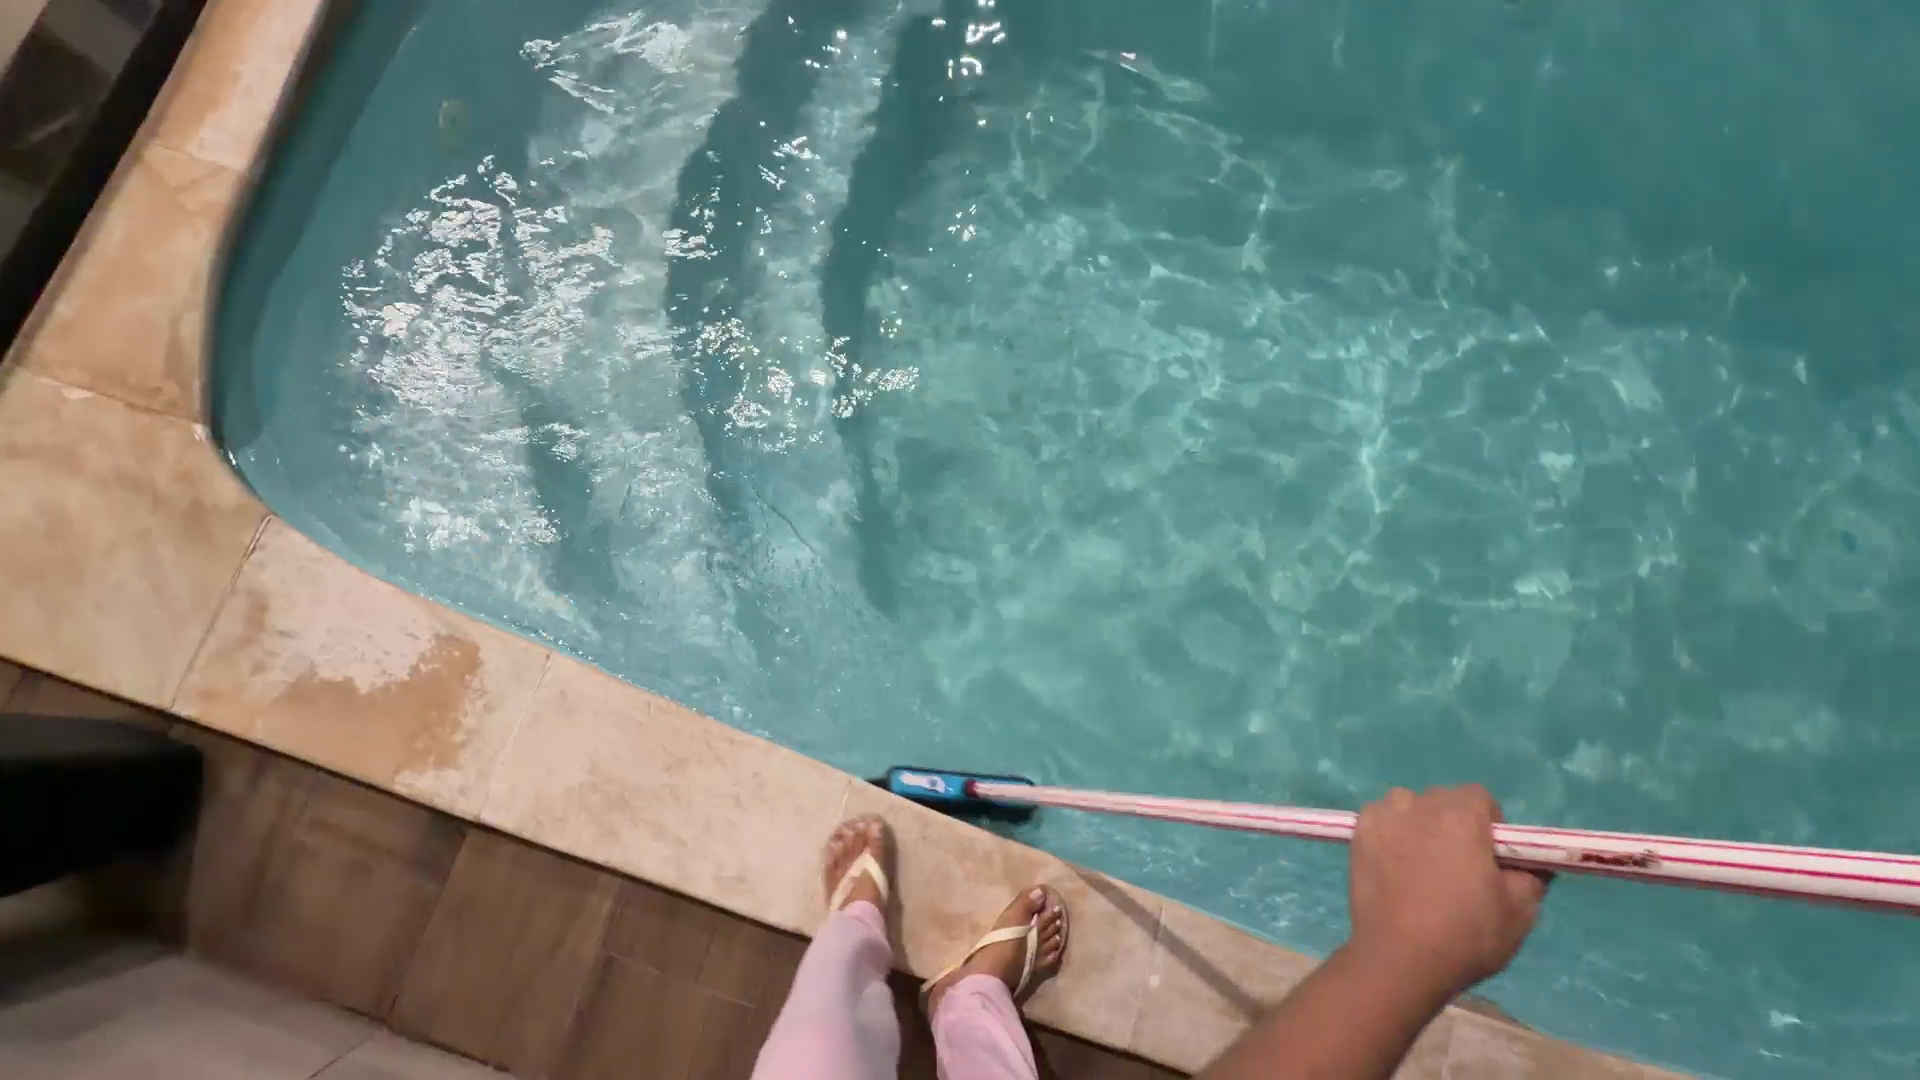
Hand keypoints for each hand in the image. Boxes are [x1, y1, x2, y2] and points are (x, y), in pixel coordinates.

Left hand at [1344, 785, 1546, 1000]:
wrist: (1400, 955)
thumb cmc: (1465, 932)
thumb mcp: (1520, 910)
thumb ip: (1530, 874)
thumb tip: (1528, 862)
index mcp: (1459, 816)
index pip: (1479, 797)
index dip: (1490, 823)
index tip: (1490, 855)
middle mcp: (1415, 805)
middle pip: (1442, 799)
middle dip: (1455, 822)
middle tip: (1459, 864)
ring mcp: (1380, 817)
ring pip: (1407, 806)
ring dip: (1419, 824)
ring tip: (1423, 865)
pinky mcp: (1356, 833)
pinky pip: (1380, 819)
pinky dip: (1390, 832)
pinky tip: (1394, 865)